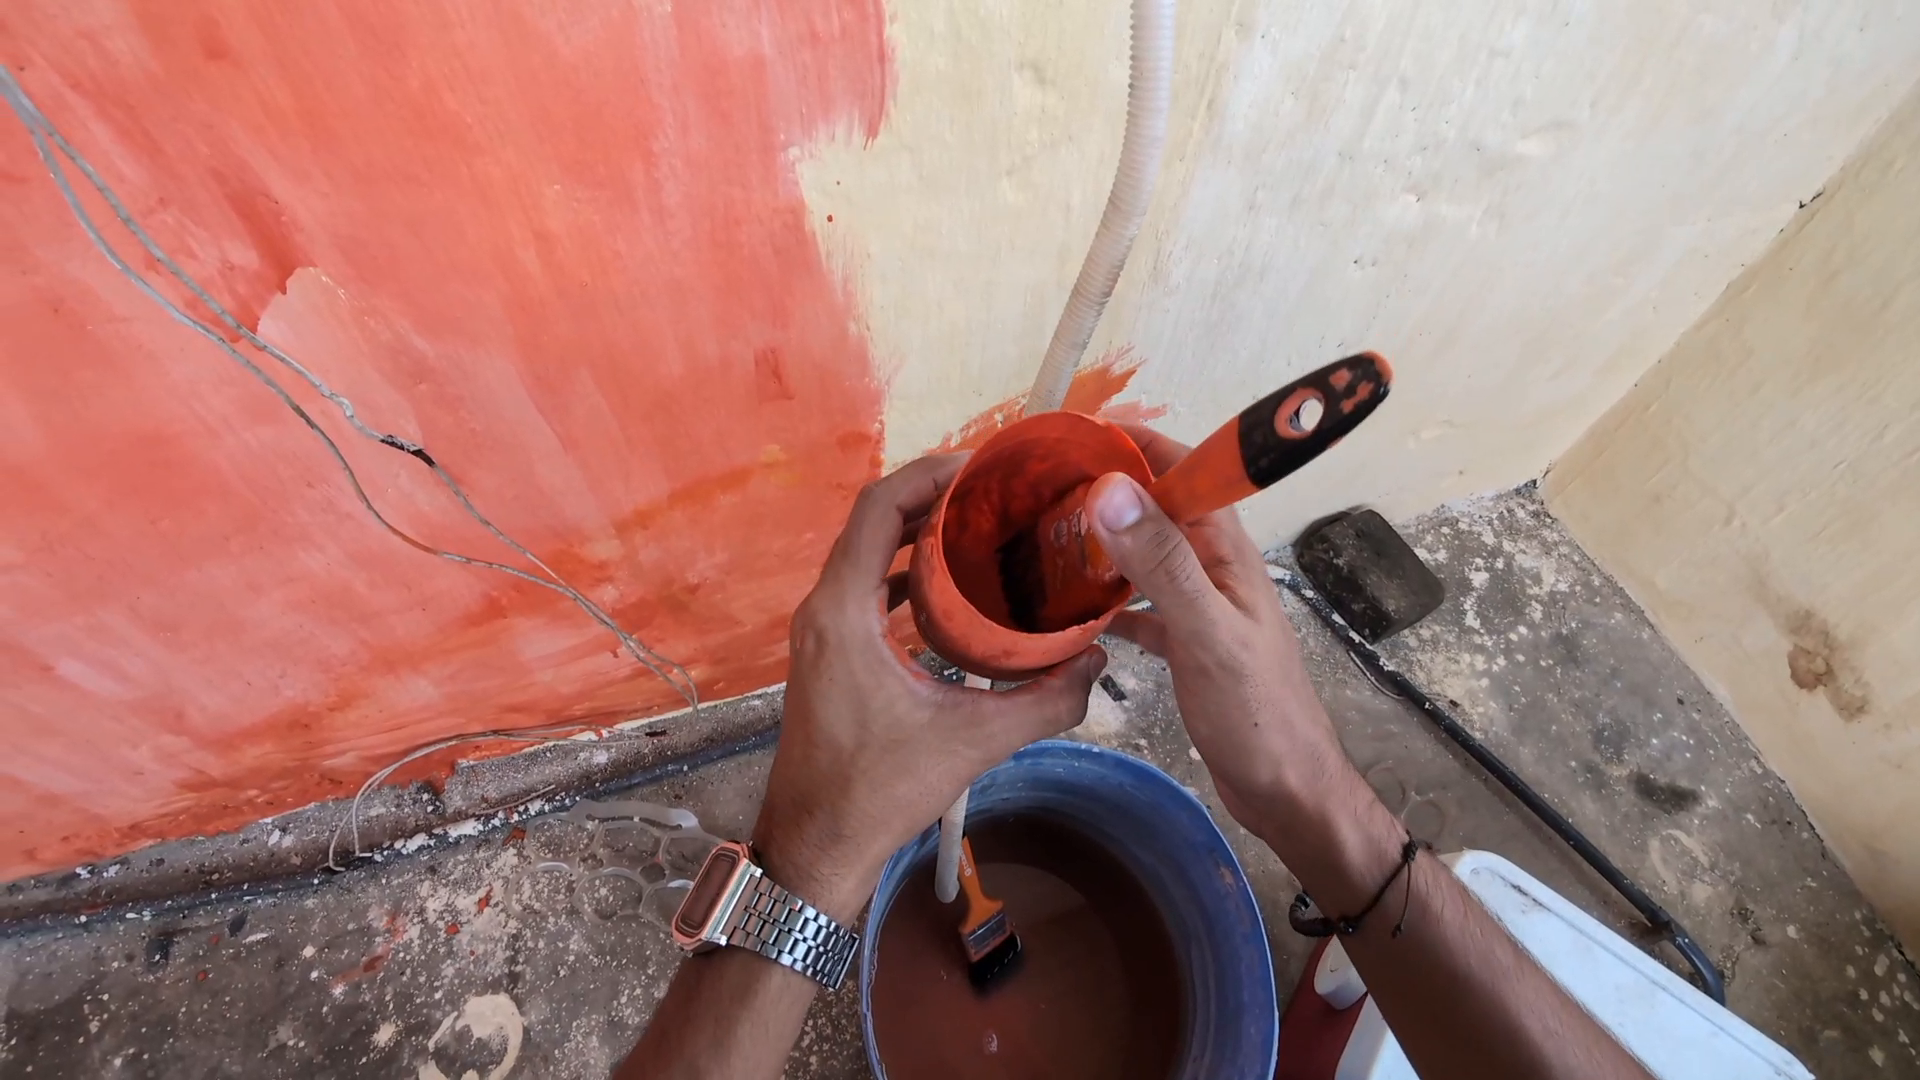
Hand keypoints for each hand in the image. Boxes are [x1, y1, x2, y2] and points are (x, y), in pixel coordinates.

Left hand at [753, 454, 1106, 920]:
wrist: (815, 849)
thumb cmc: (881, 791)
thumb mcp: (973, 741)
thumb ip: (1045, 701)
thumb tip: (1098, 661)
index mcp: (844, 611)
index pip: (877, 508)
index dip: (927, 475)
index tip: (982, 469)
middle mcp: (823, 607)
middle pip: (872, 522)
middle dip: (930, 499)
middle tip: (995, 497)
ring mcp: (820, 630)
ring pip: (866, 554)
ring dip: (914, 534)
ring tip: (979, 531)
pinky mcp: (827, 651)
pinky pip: (864, 588)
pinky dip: (902, 573)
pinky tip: (948, 591)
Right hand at [1086, 425, 1357, 847]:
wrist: (1286, 790)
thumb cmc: (1256, 712)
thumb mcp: (1207, 633)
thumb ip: (1162, 563)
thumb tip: (1110, 491)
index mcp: (1226, 550)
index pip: (1186, 471)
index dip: (1138, 444)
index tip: (1076, 438)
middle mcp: (1212, 567)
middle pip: (1158, 508)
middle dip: (1108, 490)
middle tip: (1042, 491)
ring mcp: (1197, 604)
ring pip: (1144, 555)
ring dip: (1103, 543)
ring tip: (1045, 539)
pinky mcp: (1183, 642)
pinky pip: (1138, 605)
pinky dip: (1107, 600)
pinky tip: (1071, 610)